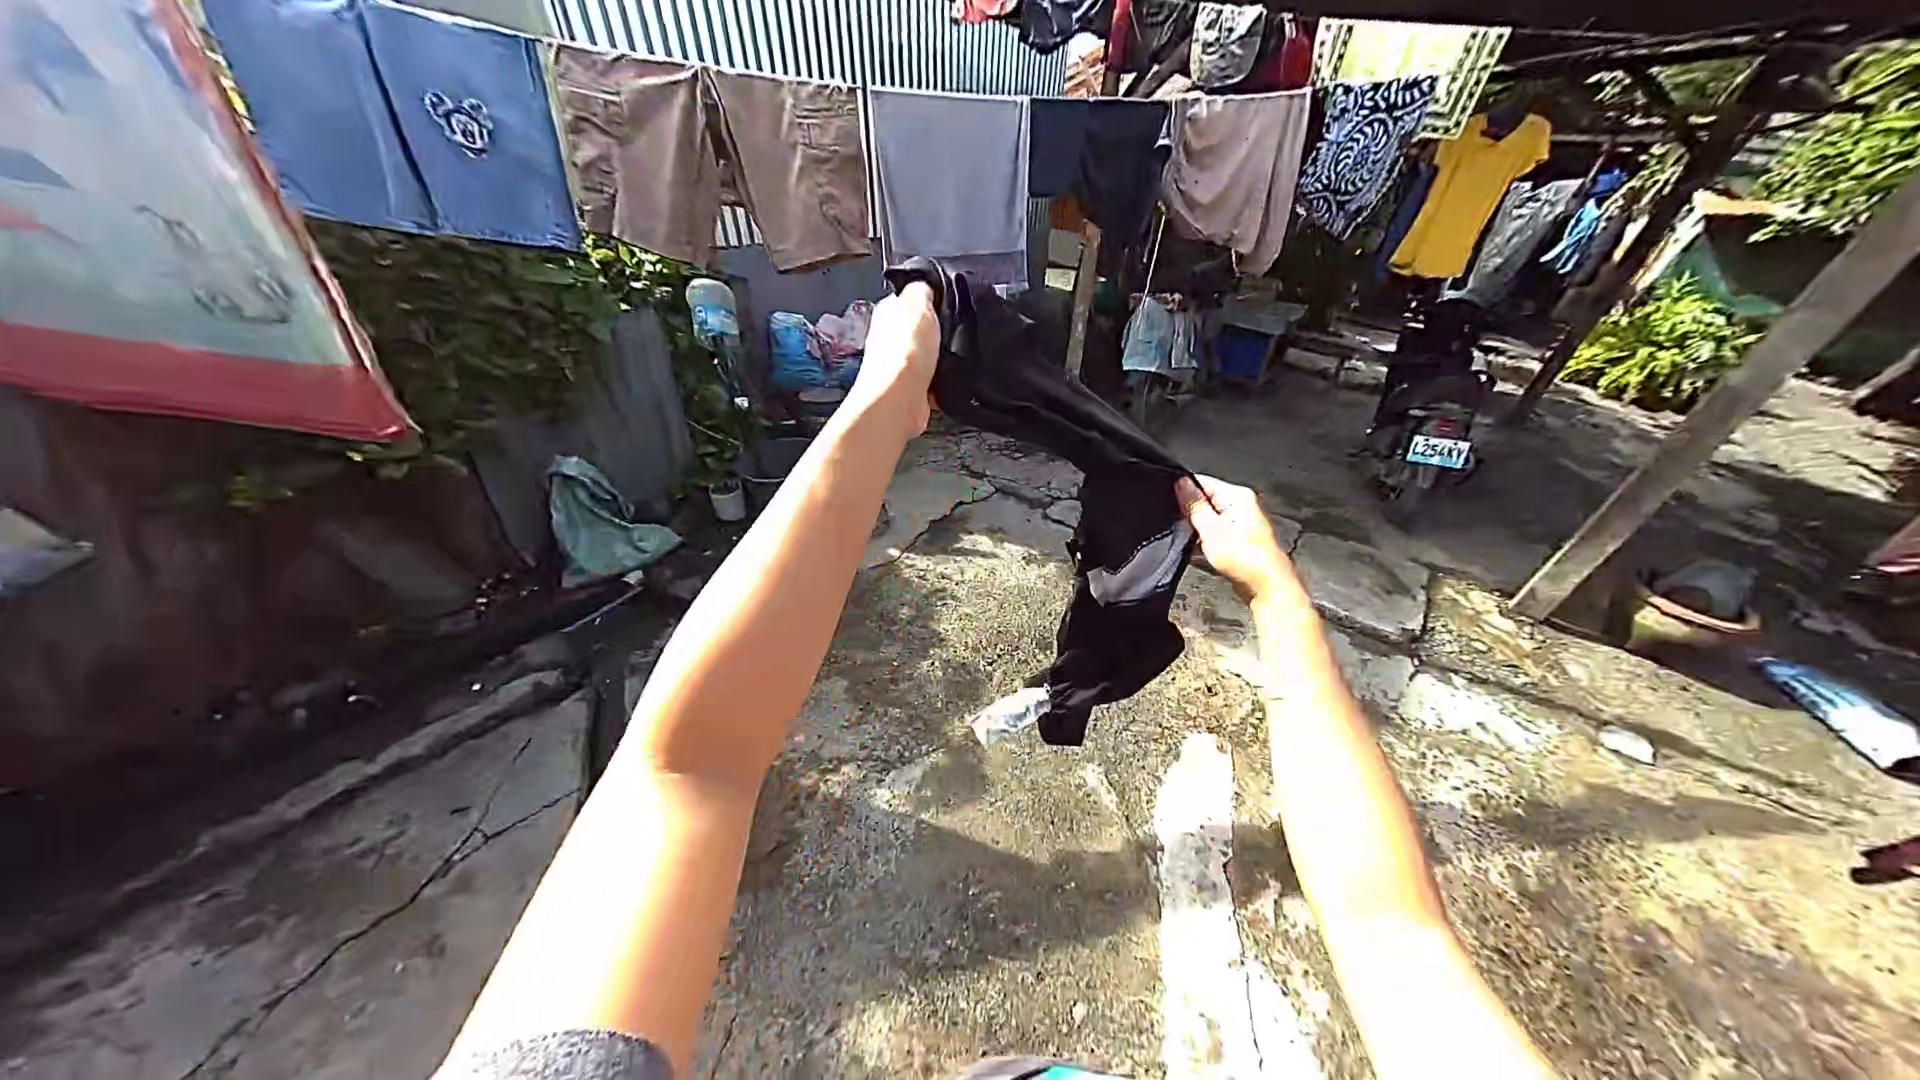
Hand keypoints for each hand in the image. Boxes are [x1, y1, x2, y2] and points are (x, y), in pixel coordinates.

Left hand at [849, 282, 938, 435]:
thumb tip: (926, 286)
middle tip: (954, 331)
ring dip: (941, 357)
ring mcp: (899, 366)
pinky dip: (941, 382)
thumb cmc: (905, 350)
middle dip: (938, 331)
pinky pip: (932, 381)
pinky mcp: (910, 390)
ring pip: (928, 356)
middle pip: (920, 329)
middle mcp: (889, 339)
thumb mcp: (917, 301)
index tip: (950, 303)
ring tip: (952, 355)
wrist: (900, 397)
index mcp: (888, 313)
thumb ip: (921, 288)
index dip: (931, 300)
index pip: (909, 299)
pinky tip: (946, 378)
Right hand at [1177, 475, 1296, 603]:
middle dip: (1190, 515)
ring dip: (1198, 532)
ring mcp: (1242, 524)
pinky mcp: (1240, 541)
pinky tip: (1203, 555)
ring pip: (1209, 521)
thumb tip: (1182, 484)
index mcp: (1238, 496)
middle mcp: (1243, 506)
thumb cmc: (1245, 558)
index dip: (1183, 492)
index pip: (1202, 482)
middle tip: (1184, 529)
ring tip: (1197, 546)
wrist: (1266, 586)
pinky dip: (1206, 544)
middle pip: (1205, 502)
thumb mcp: (1210, 528)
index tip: (1171, 504)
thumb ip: (1193, 505)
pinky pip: (1215, 536)